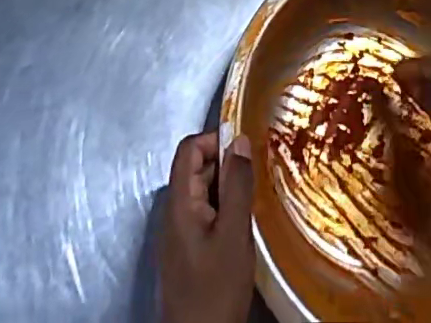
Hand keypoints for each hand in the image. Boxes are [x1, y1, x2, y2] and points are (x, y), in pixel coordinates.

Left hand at [159, 132, 254, 322]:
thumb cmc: (216, 289)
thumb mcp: (234, 234)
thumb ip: (237, 185)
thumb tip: (240, 140)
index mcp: (179, 202)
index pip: (188, 149)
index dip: (215, 140)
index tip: (245, 149)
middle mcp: (174, 212)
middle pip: (195, 168)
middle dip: (225, 163)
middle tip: (257, 172)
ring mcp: (179, 232)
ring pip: (203, 190)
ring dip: (228, 186)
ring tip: (255, 196)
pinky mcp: (188, 249)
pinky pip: (205, 212)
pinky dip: (224, 207)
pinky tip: (244, 222)